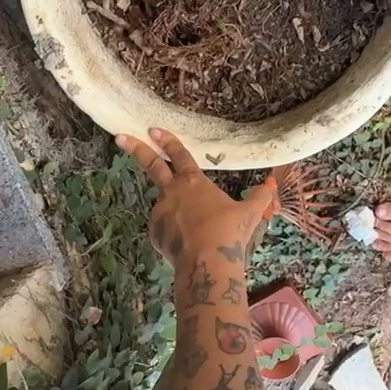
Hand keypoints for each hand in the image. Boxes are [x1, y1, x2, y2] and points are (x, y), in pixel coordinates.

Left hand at [118, 128, 278, 265]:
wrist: (207, 260)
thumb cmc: (229, 231)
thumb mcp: (250, 213)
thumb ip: (260, 197)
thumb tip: (270, 186)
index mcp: (194, 182)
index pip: (180, 155)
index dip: (169, 141)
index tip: (154, 129)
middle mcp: (173, 192)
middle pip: (152, 166)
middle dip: (137, 149)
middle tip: (120, 138)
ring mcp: (160, 212)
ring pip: (167, 208)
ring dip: (176, 215)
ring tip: (198, 234)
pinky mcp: (154, 232)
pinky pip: (164, 229)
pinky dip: (174, 233)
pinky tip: (189, 244)